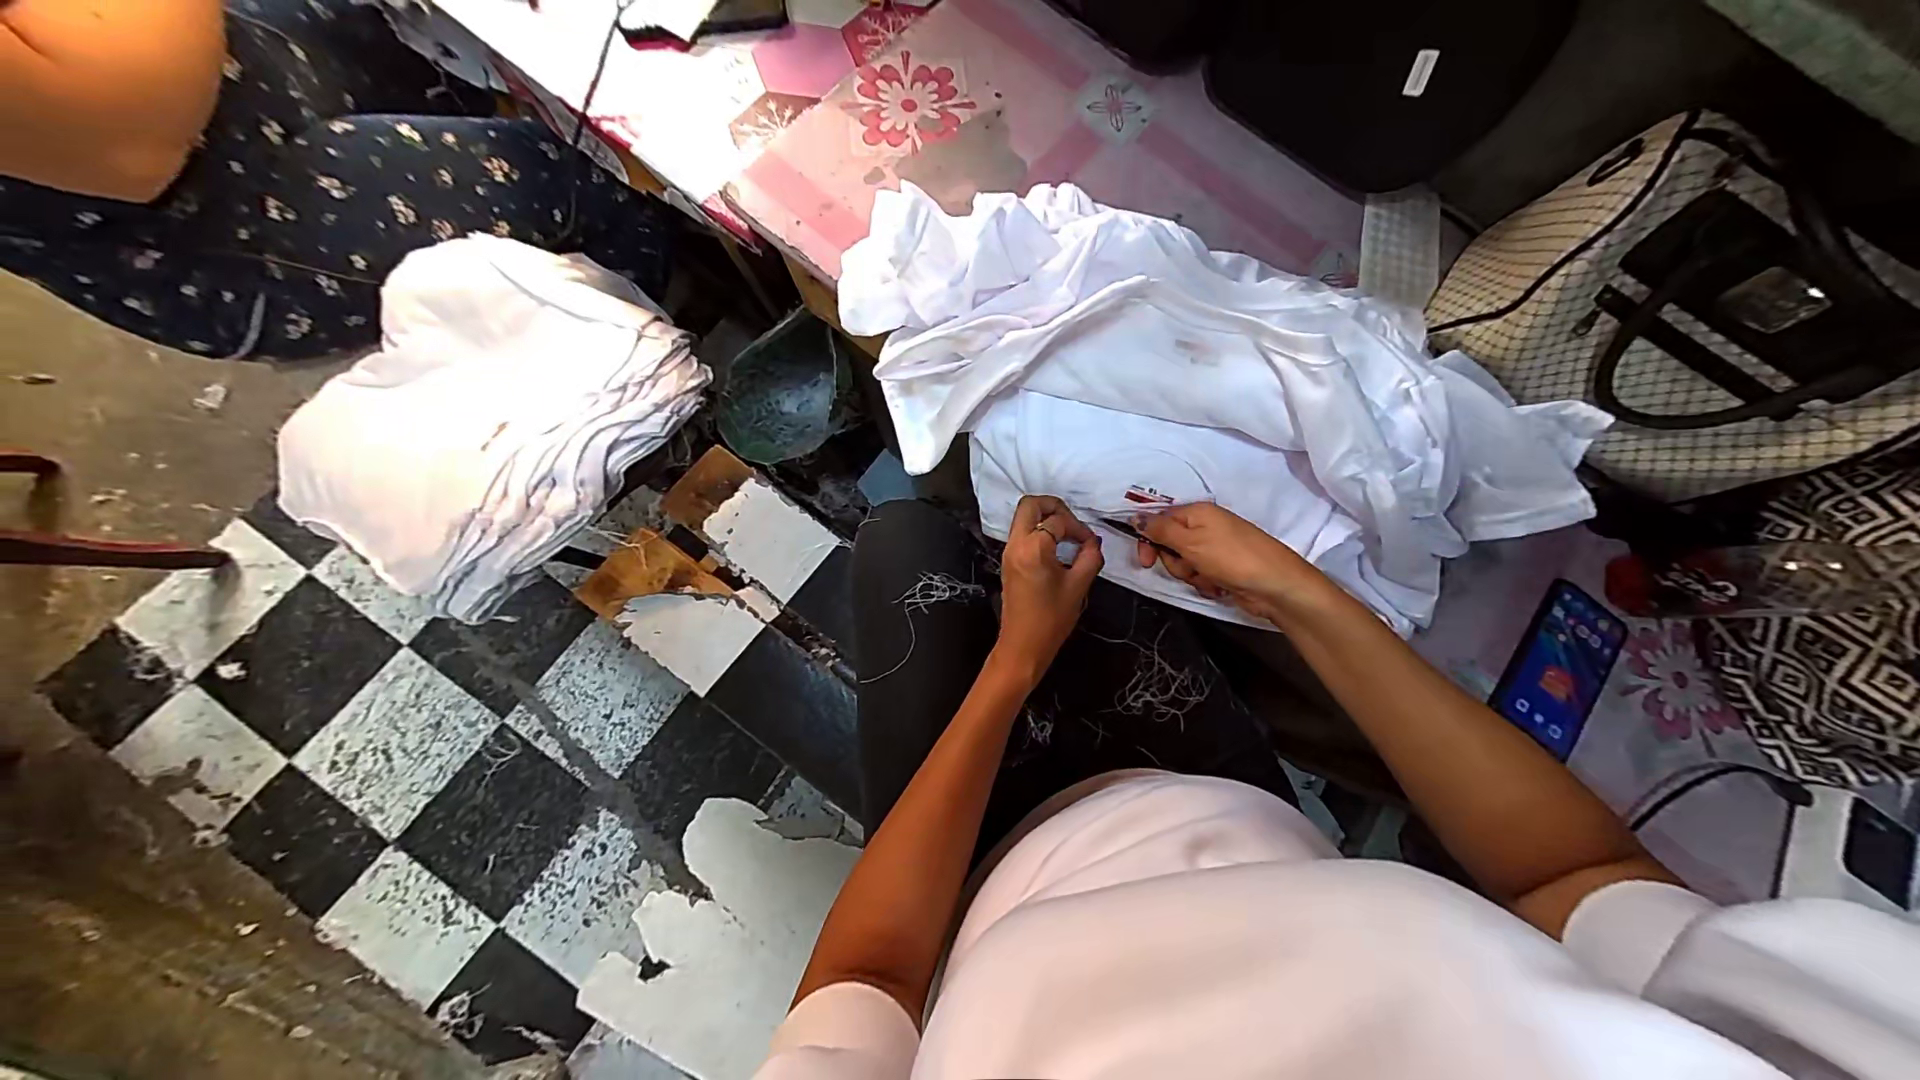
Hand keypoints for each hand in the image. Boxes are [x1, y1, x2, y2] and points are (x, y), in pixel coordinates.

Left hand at [993, 496, 1103, 683]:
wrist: (1022, 646)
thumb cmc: (1051, 619)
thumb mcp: (1078, 586)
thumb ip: (1090, 557)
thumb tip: (1092, 542)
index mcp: (1032, 548)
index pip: (1058, 520)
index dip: (1078, 528)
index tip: (1089, 544)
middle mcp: (1015, 544)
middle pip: (1030, 505)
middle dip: (1054, 506)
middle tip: (1073, 523)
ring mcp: (1008, 552)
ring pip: (1023, 518)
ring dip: (1046, 519)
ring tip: (1068, 537)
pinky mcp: (1008, 561)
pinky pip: (1022, 533)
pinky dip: (1039, 532)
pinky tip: (1057, 548)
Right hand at [1134, 503, 1327, 622]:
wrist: (1274, 586)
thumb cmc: (1231, 558)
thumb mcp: (1190, 541)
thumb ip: (1159, 529)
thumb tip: (1134, 516)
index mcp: (1197, 512)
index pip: (1158, 520)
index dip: (1149, 540)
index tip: (1146, 560)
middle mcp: (1205, 527)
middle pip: (1169, 544)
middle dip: (1174, 561)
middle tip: (1189, 567)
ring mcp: (1214, 548)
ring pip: (1183, 563)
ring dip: (1190, 574)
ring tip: (1209, 578)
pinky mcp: (1222, 568)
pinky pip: (1199, 575)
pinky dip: (1204, 583)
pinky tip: (1218, 586)